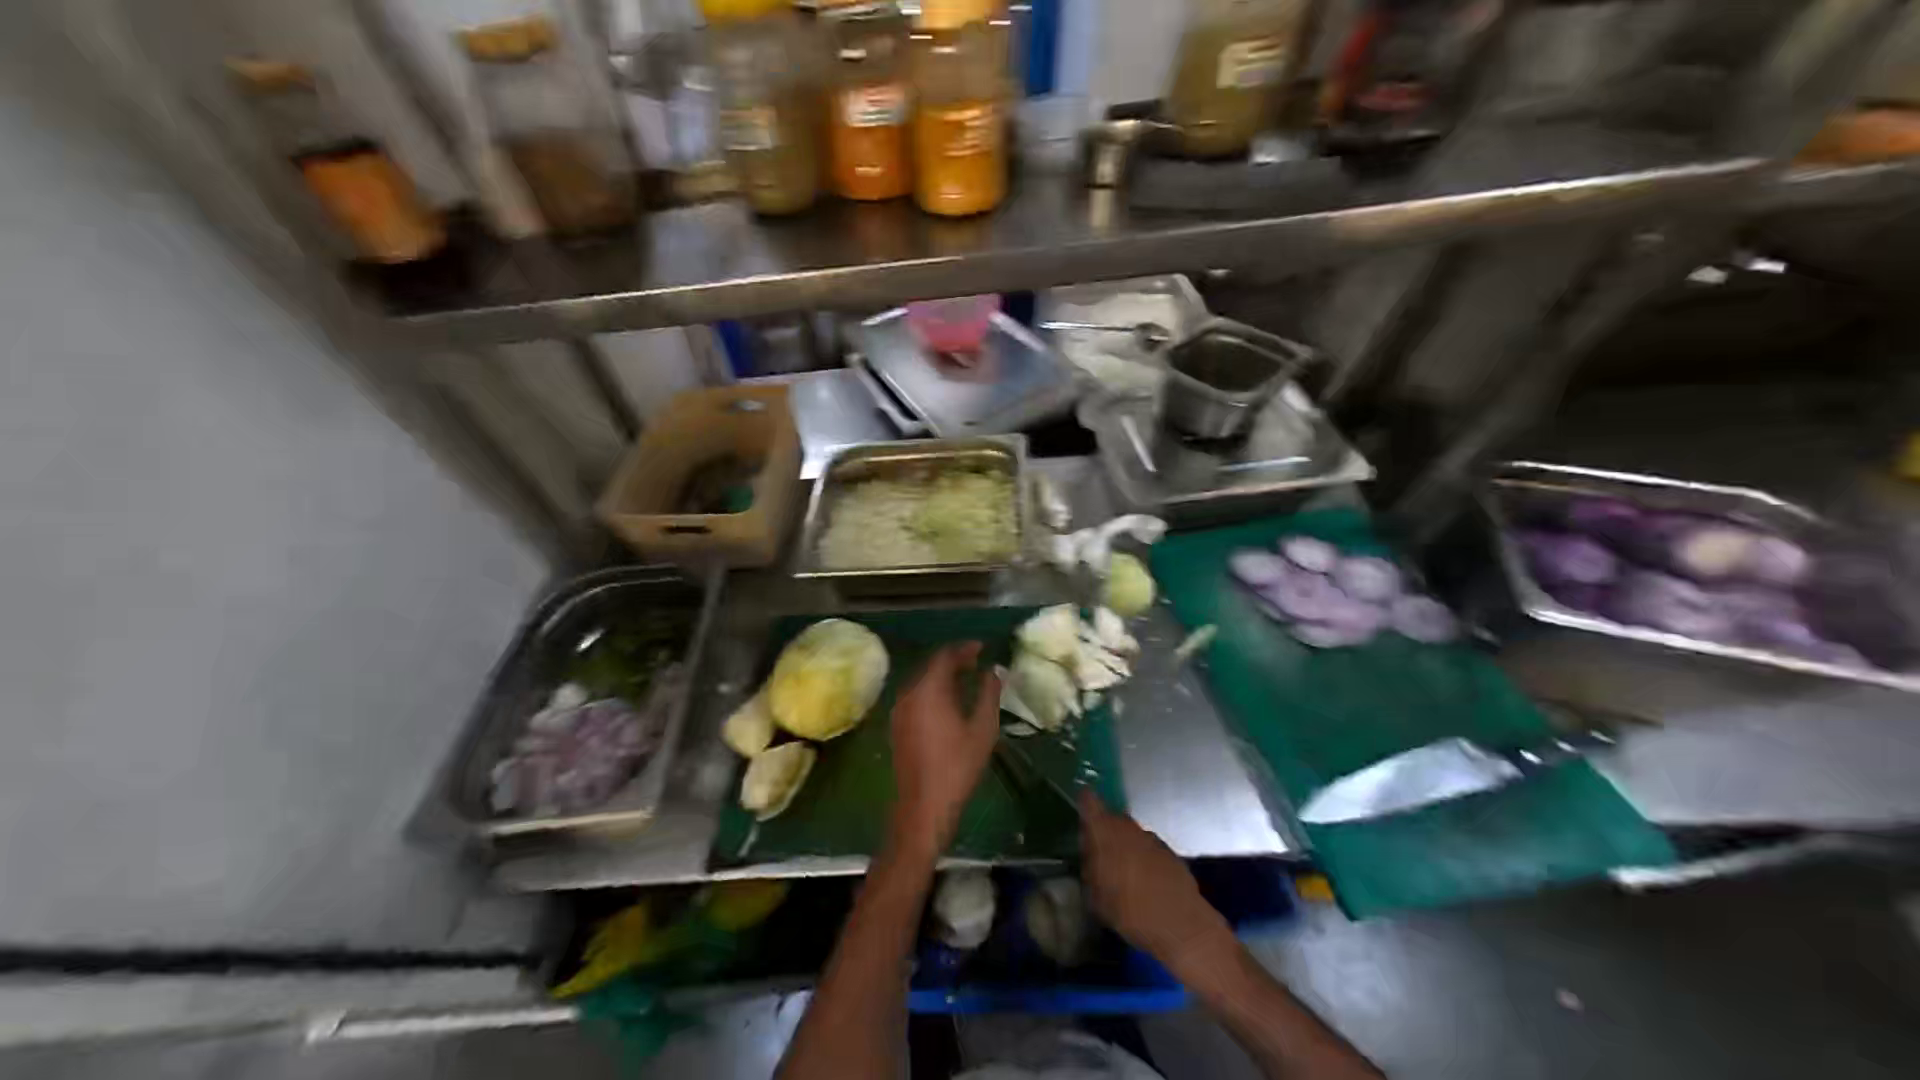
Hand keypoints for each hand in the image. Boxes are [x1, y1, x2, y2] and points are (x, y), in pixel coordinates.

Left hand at [890, 643, 1001, 853]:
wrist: (924, 805)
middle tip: (976, 663)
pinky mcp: (897, 725)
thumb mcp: (983, 728)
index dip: (964, 648)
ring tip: (966, 681)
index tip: (983, 648)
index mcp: (929, 689)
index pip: (945, 656)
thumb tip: (993, 671)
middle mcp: (909, 693)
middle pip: (930, 666)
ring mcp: (899, 709)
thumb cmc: (958, 765)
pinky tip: (948, 703)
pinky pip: (915, 696)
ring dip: (942, 676)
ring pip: (921, 681)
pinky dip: (932, 691)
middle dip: (953, 661)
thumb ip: (989, 693)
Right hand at [1079, 791, 1232, 973]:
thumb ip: (1089, 868)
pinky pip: (1149, 849)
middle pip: (1112, 819)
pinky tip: (1145, 883)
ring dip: (1126, 847)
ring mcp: (1152, 838)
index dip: (1084, 803)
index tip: (1080, 812)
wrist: (1181, 926)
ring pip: (1132, 834)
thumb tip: (1089, 855)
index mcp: (1104, 831)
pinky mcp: (1171, 853)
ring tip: (1123, 874)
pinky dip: (1144, 859)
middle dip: (1104, 833)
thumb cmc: (1129, 910)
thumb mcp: (1095, 896)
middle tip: (1099, 856)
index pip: (1089, 801)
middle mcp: (1128, 827)